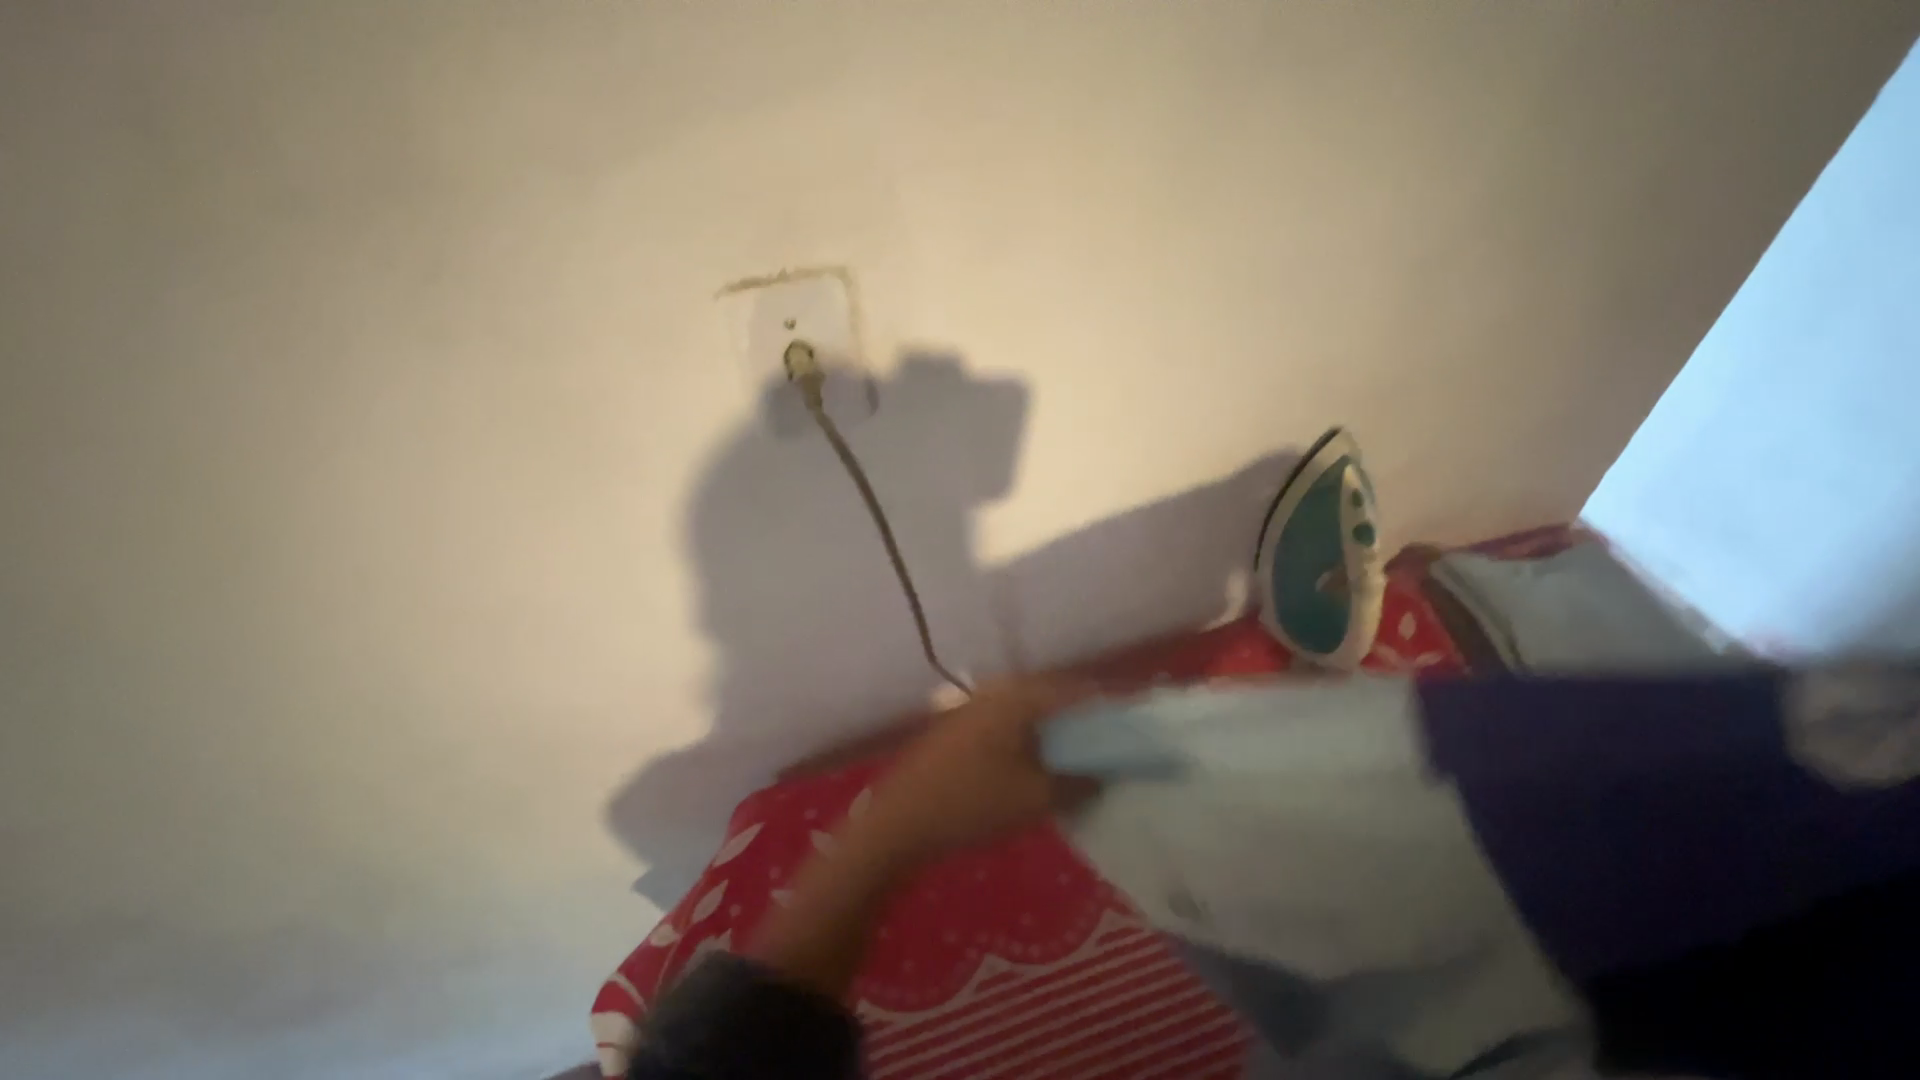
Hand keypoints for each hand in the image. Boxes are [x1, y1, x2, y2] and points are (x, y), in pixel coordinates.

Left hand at [747, 676, 1095, 997]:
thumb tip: (1106, 773)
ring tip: (1085, 762)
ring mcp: (975, 707)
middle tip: (1115, 749)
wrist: (898, 823)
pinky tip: (1043, 768)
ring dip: (1060, 733)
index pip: (1079, 692)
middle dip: (1087, 722)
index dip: (1112, 710)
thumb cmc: (971, 804)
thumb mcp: (1035, 798)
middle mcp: (997, 691)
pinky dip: (1035, 741)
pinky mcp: (962, 728)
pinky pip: (1011, 726)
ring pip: (1032, 713)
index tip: (1138, 730)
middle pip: (1055, 698)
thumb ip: (1079, 781)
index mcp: (1018, 697)